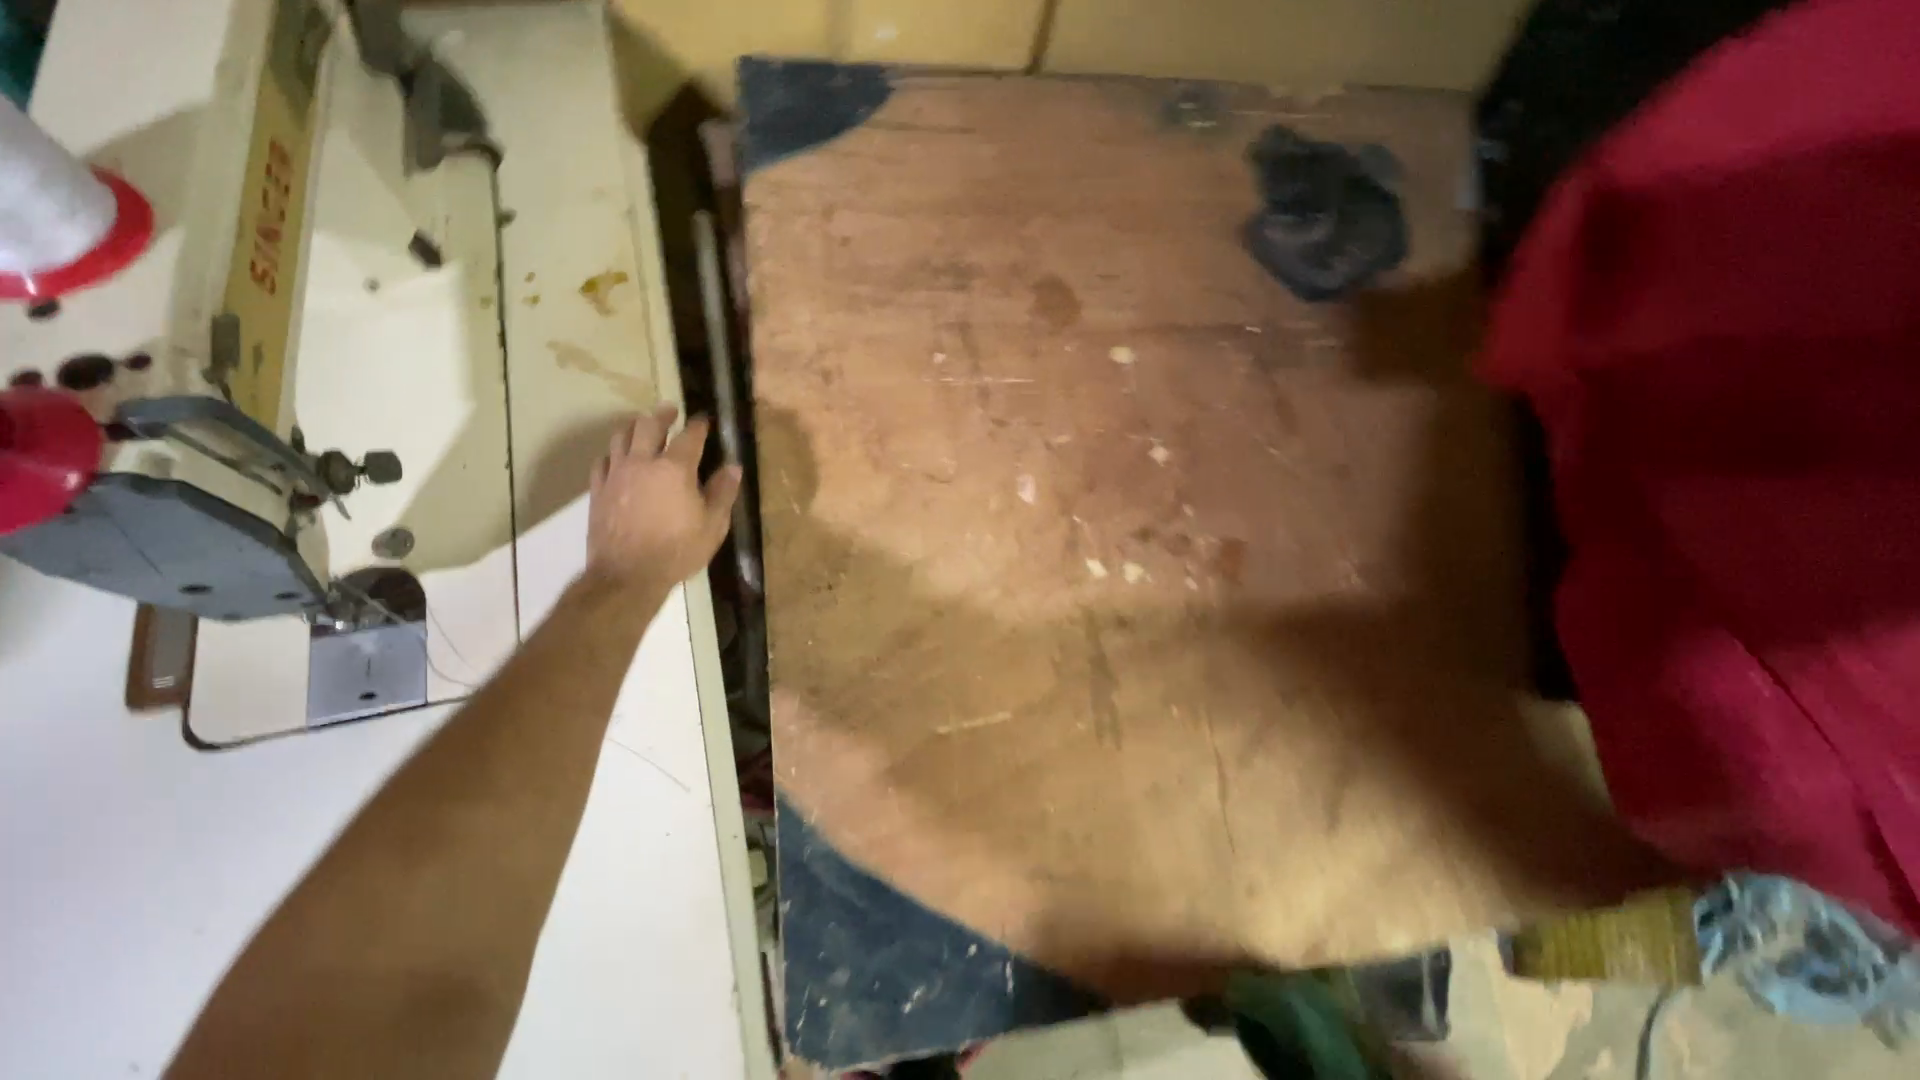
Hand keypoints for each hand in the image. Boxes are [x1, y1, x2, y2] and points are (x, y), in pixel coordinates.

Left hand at [585, 404, 741, 592]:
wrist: (627, 576)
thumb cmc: (676, 551)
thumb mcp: (712, 526)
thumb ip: (722, 493)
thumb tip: (732, 467)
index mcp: (675, 468)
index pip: (689, 436)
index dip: (699, 425)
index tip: (704, 419)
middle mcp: (643, 462)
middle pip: (648, 425)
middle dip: (662, 415)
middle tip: (670, 411)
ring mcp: (616, 474)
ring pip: (620, 437)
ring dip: (633, 427)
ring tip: (641, 425)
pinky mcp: (598, 490)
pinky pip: (602, 461)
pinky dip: (612, 453)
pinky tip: (617, 457)